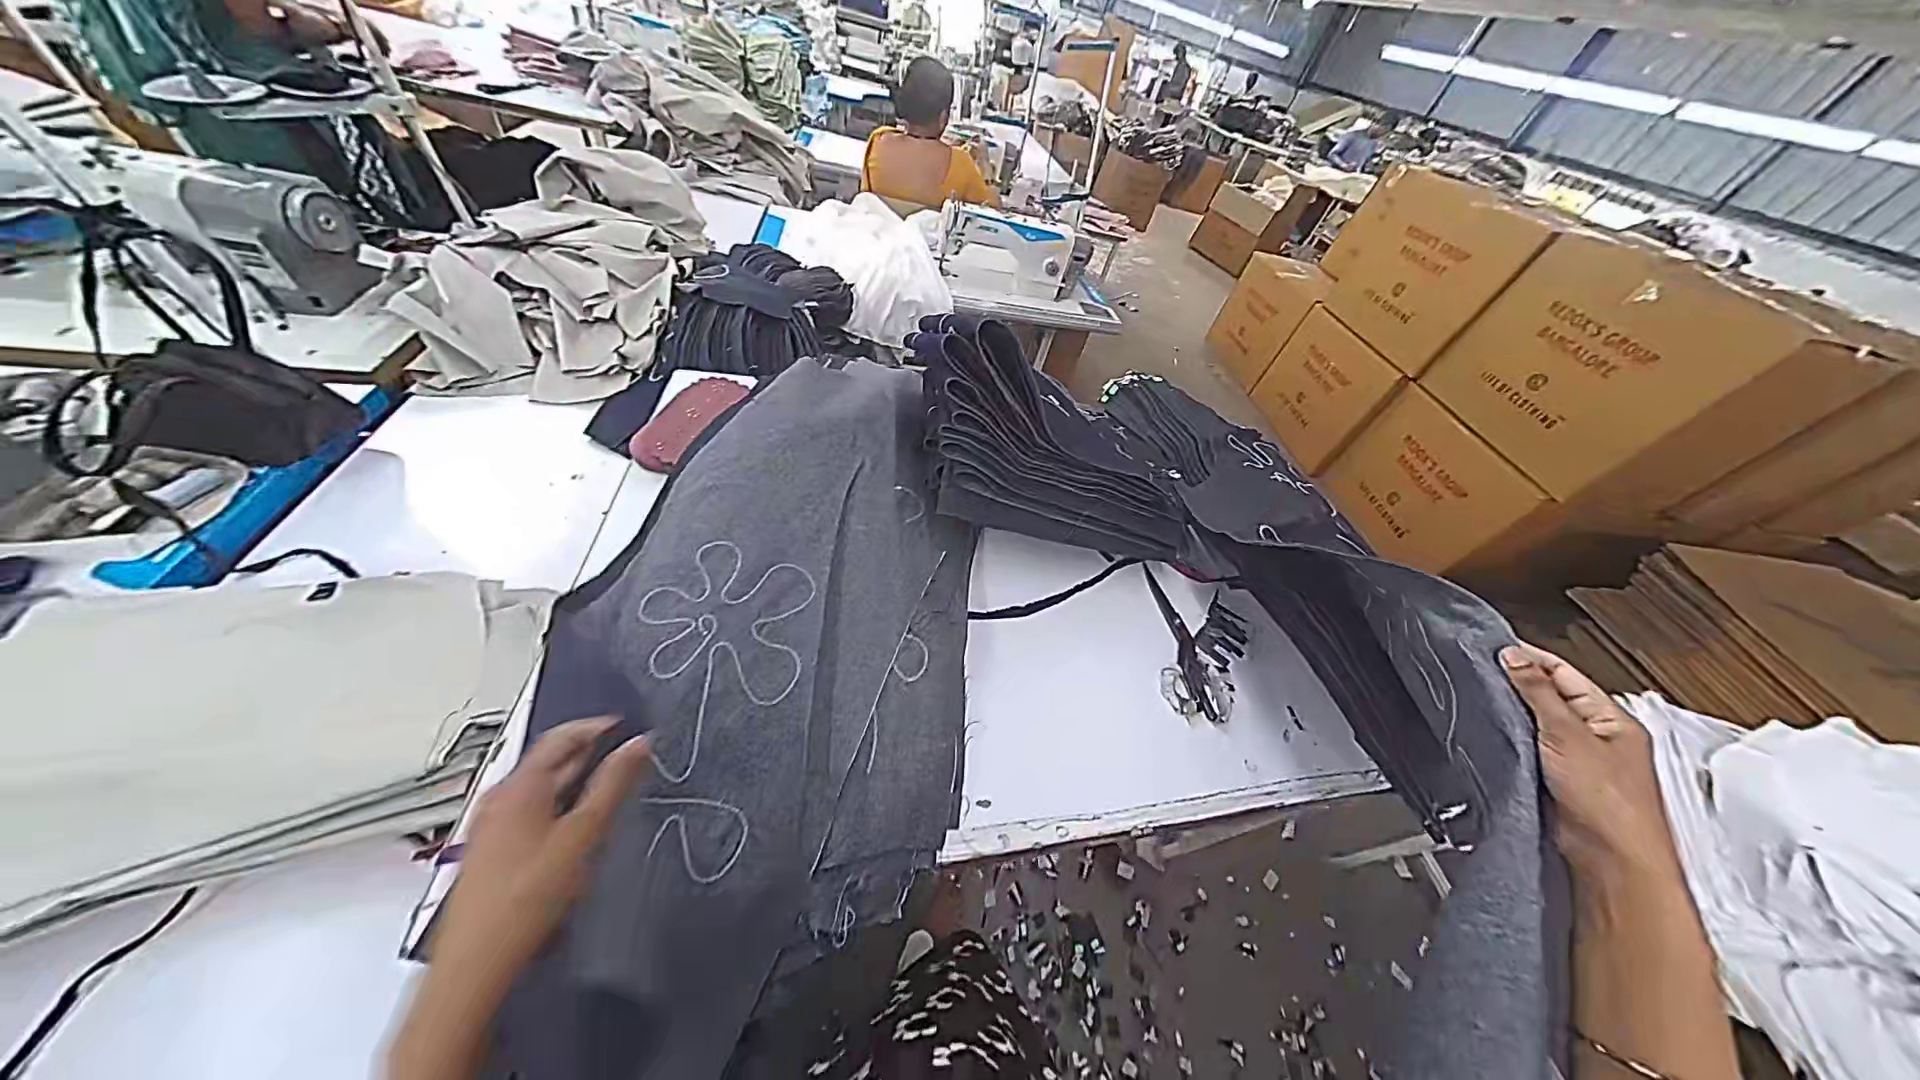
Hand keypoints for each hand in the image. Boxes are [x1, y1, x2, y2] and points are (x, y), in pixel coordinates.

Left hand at [432, 717, 651, 989]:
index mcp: (519, 786)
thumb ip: (615, 783)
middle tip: (625, 751)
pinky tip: (579, 822)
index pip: (561, 736)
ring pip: (541, 787)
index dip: (597, 726)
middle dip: (589, 752)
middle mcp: (499, 799)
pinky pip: (532, 809)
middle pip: (549, 760)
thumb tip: (638, 745)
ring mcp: (491, 826)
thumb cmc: (526, 898)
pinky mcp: (492, 850)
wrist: (476, 963)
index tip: (625, 725)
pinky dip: (560, 802)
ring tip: (609, 782)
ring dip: (576, 778)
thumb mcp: (585, 833)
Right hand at [1499, 643, 1680, 887]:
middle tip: (1480, 668)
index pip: (1564, 673)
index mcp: (1612, 718)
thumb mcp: (1568, 734)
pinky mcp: (1554, 776)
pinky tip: (1490, 730)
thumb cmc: (1609, 802)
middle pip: (1550, 695)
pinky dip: (1509, 734)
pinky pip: (1527, 744)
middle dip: (1517, 682)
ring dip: (1512, 709)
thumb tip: (1514, 657)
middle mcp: (1596, 735)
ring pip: (1536, 720)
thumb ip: (1538, 692)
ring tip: (1480, 695)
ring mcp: (1575, 757)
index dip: (1530, 657)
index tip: (1494, 646)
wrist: (1607, 855)